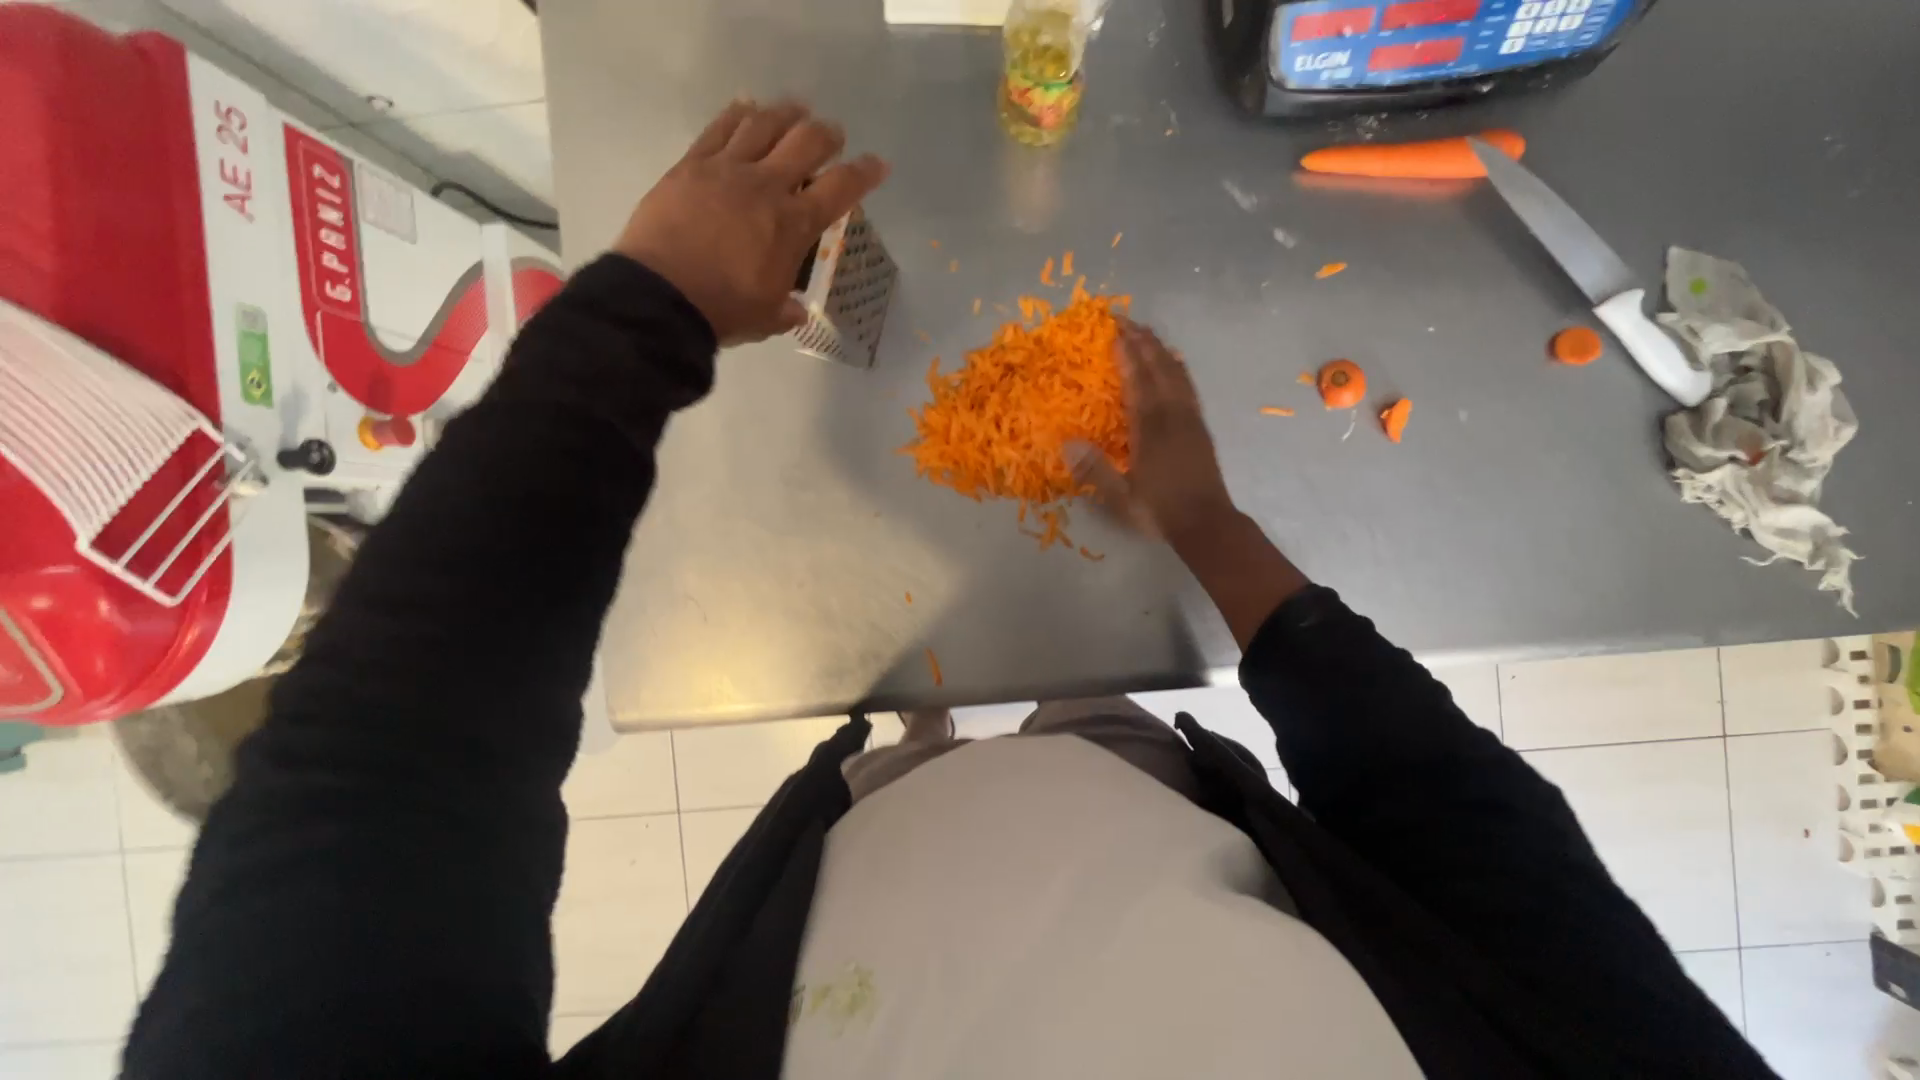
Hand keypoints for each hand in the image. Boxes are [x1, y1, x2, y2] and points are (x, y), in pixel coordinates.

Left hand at [613, 100, 889, 346]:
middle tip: (832, 136)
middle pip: (807, 141)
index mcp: (794, 225)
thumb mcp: (766, 317)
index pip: (841, 188)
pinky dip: (739, 114)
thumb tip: (796, 309)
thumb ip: (786, 309)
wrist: (661, 297)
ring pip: (765, 123)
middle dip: (827, 134)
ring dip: (787, 114)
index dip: (865, 173)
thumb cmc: (723, 311)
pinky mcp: (692, 164)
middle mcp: (767, 186)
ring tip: (796, 112)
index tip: (878, 164)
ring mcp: (728, 169)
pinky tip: (747, 108)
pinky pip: (720, 127)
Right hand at [1065, 319, 1236, 542]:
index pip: (1137, 382)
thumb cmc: (1160, 511)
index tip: (1114, 330)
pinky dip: (1177, 368)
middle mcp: (1173, 417)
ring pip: (1177, 374)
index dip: (1126, 354)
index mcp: (1151, 430)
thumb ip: (1095, 470)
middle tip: (1126, 321)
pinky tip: (1172, 364)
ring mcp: (1190, 420)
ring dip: (1161, 350)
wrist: (1207, 524)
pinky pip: (1187, 386)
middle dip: (1143, 342)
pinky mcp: (1200, 428)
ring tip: (1146, 334)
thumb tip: (1067, 443)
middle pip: (1159, 369)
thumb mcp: (1121, 498)